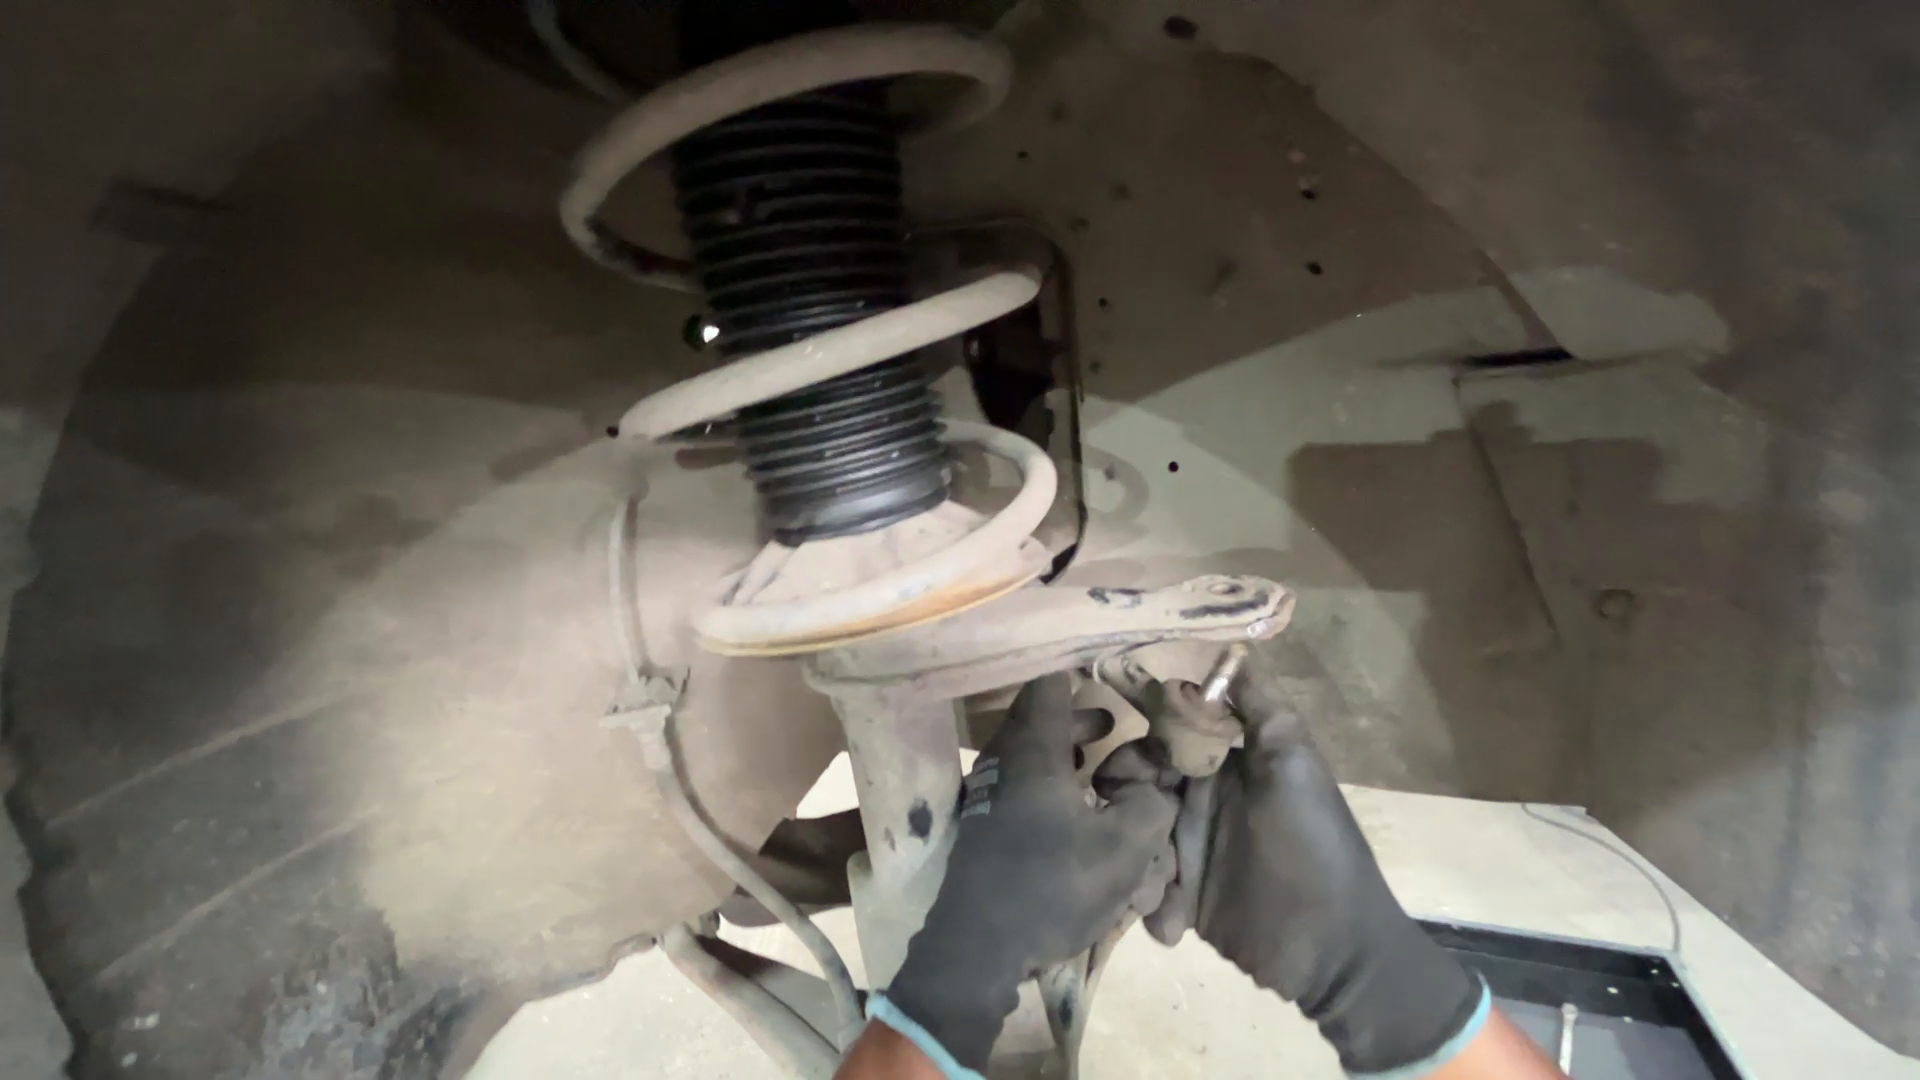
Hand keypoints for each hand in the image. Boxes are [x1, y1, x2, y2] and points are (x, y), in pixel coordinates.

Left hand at [878, 673, 1178, 1071]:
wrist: (979, 943)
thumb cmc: (1052, 885)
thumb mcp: (1122, 850)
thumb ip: (1149, 807)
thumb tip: (1152, 785)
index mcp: (1033, 750)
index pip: (1048, 684)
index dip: (1074, 669)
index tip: (1100, 664)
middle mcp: (1003, 758)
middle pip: (1036, 717)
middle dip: (1076, 717)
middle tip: (1109, 725)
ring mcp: (986, 789)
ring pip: (1026, 750)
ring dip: (1061, 750)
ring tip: (1095, 761)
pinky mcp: (982, 819)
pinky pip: (1017, 779)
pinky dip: (1045, 777)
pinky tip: (1069, 804)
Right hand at [1147, 671, 1487, 1075]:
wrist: (1334, 950)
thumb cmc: (1312, 845)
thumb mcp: (1295, 766)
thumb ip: (1262, 709)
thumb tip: (1233, 649)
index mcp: (1218, 766)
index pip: (1157, 739)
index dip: (1137, 747)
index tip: (1126, 767)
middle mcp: (1193, 800)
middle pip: (1130, 785)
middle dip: (1122, 804)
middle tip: (1138, 829)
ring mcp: (1183, 850)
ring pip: (1127, 836)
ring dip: (1131, 859)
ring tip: (1157, 882)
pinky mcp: (1178, 899)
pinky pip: (1140, 888)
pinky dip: (1146, 901)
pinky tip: (1169, 917)